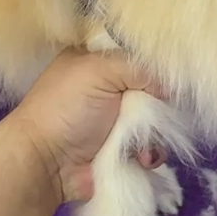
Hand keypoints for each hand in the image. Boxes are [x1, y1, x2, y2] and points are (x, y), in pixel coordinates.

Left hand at [0, 50, 164, 202]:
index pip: (136, 52)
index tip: (169, 72)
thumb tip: (169, 82)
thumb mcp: (99, 70)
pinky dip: (151, 154)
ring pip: (156, 121)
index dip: (154, 61)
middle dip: (159, 102)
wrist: (47, 162)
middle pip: (153, 89)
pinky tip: (141, 159)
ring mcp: (117, 122)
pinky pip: (152, 148)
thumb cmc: (67, 108)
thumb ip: (139, 65)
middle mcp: (109, 89)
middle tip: (155, 111)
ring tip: (142, 145)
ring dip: (156, 134)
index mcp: (96, 61)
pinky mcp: (123, 151)